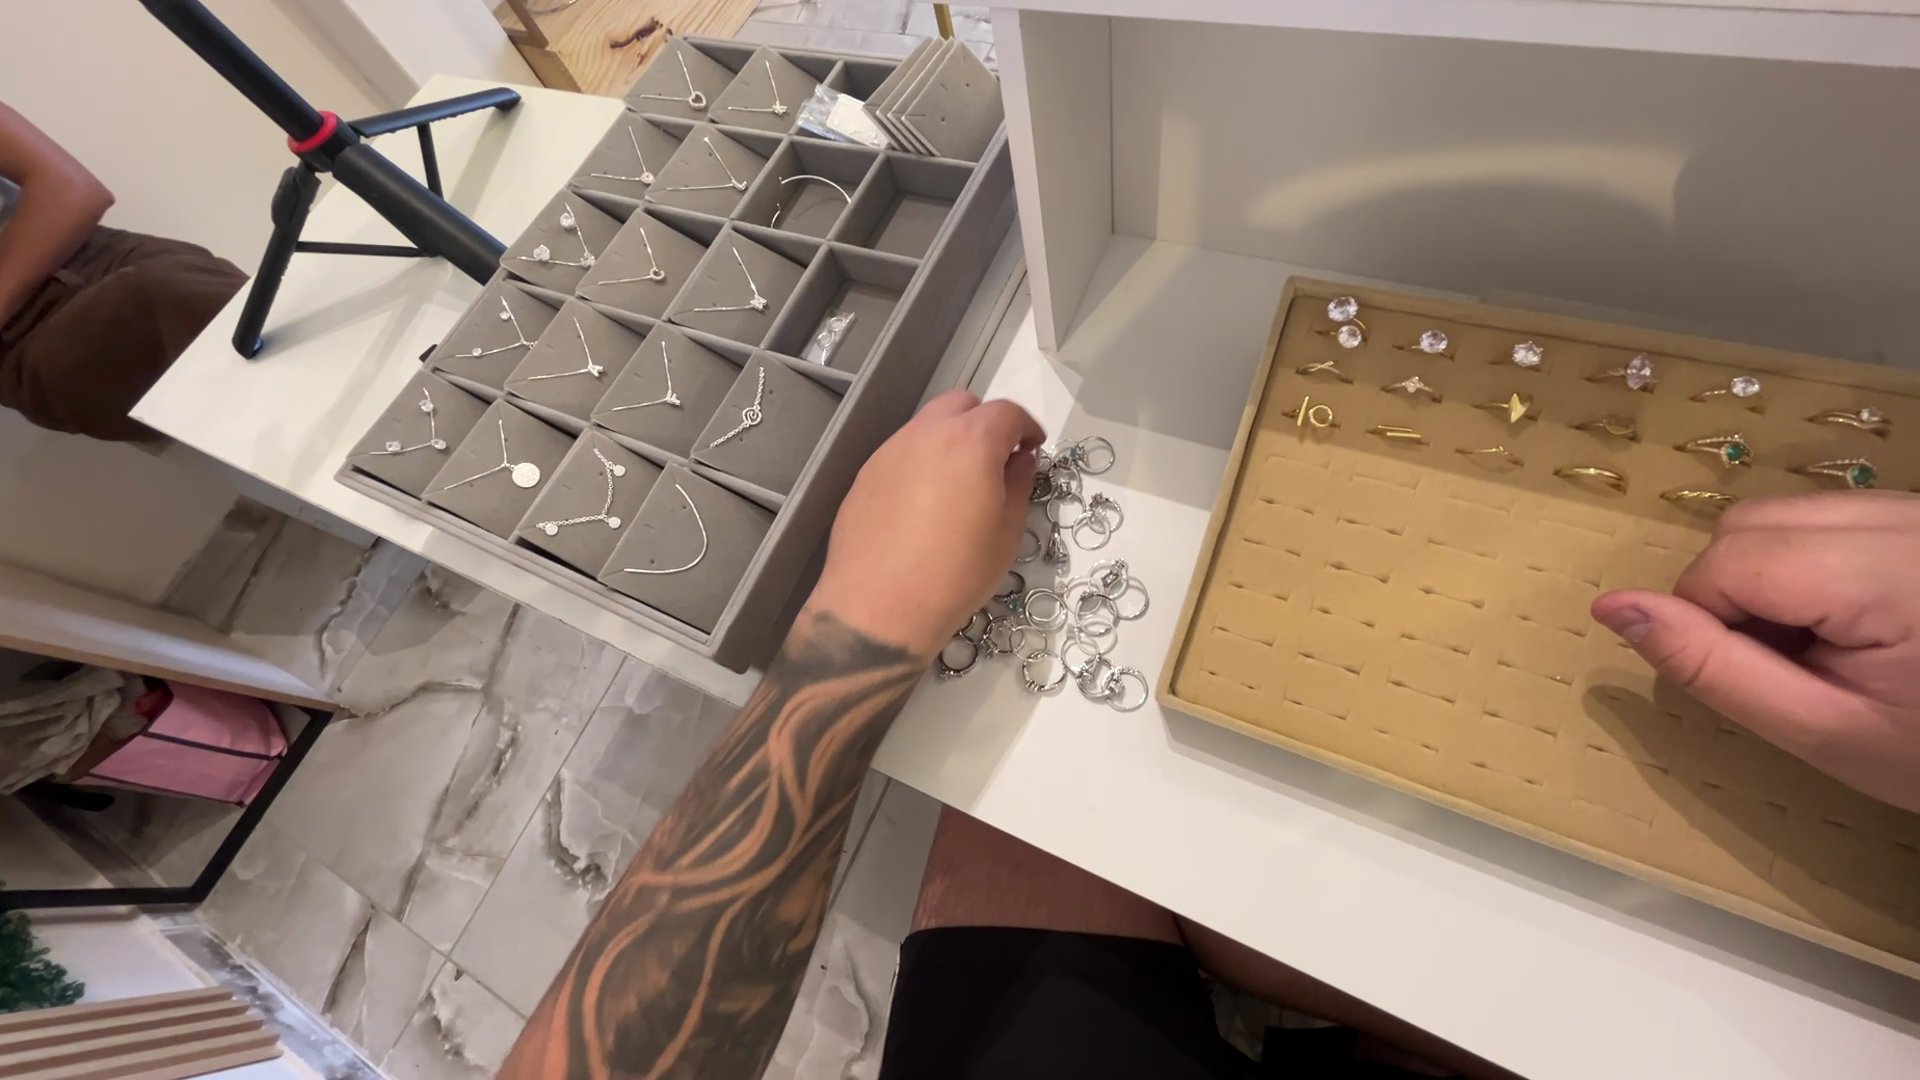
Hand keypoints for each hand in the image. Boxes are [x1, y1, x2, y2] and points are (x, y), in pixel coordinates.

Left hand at [805, 390, 1043, 661]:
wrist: (879, 605)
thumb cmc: (955, 572)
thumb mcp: (1006, 532)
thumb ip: (1019, 483)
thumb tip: (1021, 459)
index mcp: (970, 441)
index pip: (1007, 412)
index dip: (1026, 427)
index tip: (1032, 449)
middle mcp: (926, 433)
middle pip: (962, 405)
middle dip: (985, 422)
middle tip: (996, 460)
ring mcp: (890, 450)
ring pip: (928, 426)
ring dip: (950, 440)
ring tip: (958, 484)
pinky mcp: (866, 473)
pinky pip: (902, 452)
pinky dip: (921, 462)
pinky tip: (923, 503)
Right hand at [1591, 491, 1919, 812]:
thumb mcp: (1820, 729)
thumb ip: (1707, 665)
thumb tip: (1611, 607)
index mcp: (1893, 578)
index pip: (1728, 563)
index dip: (1707, 618)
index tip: (1759, 671)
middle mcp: (1917, 524)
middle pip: (1750, 524)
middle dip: (1732, 587)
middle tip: (1785, 653)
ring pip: (1784, 514)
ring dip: (1767, 570)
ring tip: (1824, 633)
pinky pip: (1831, 515)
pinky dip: (1811, 558)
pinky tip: (1855, 610)